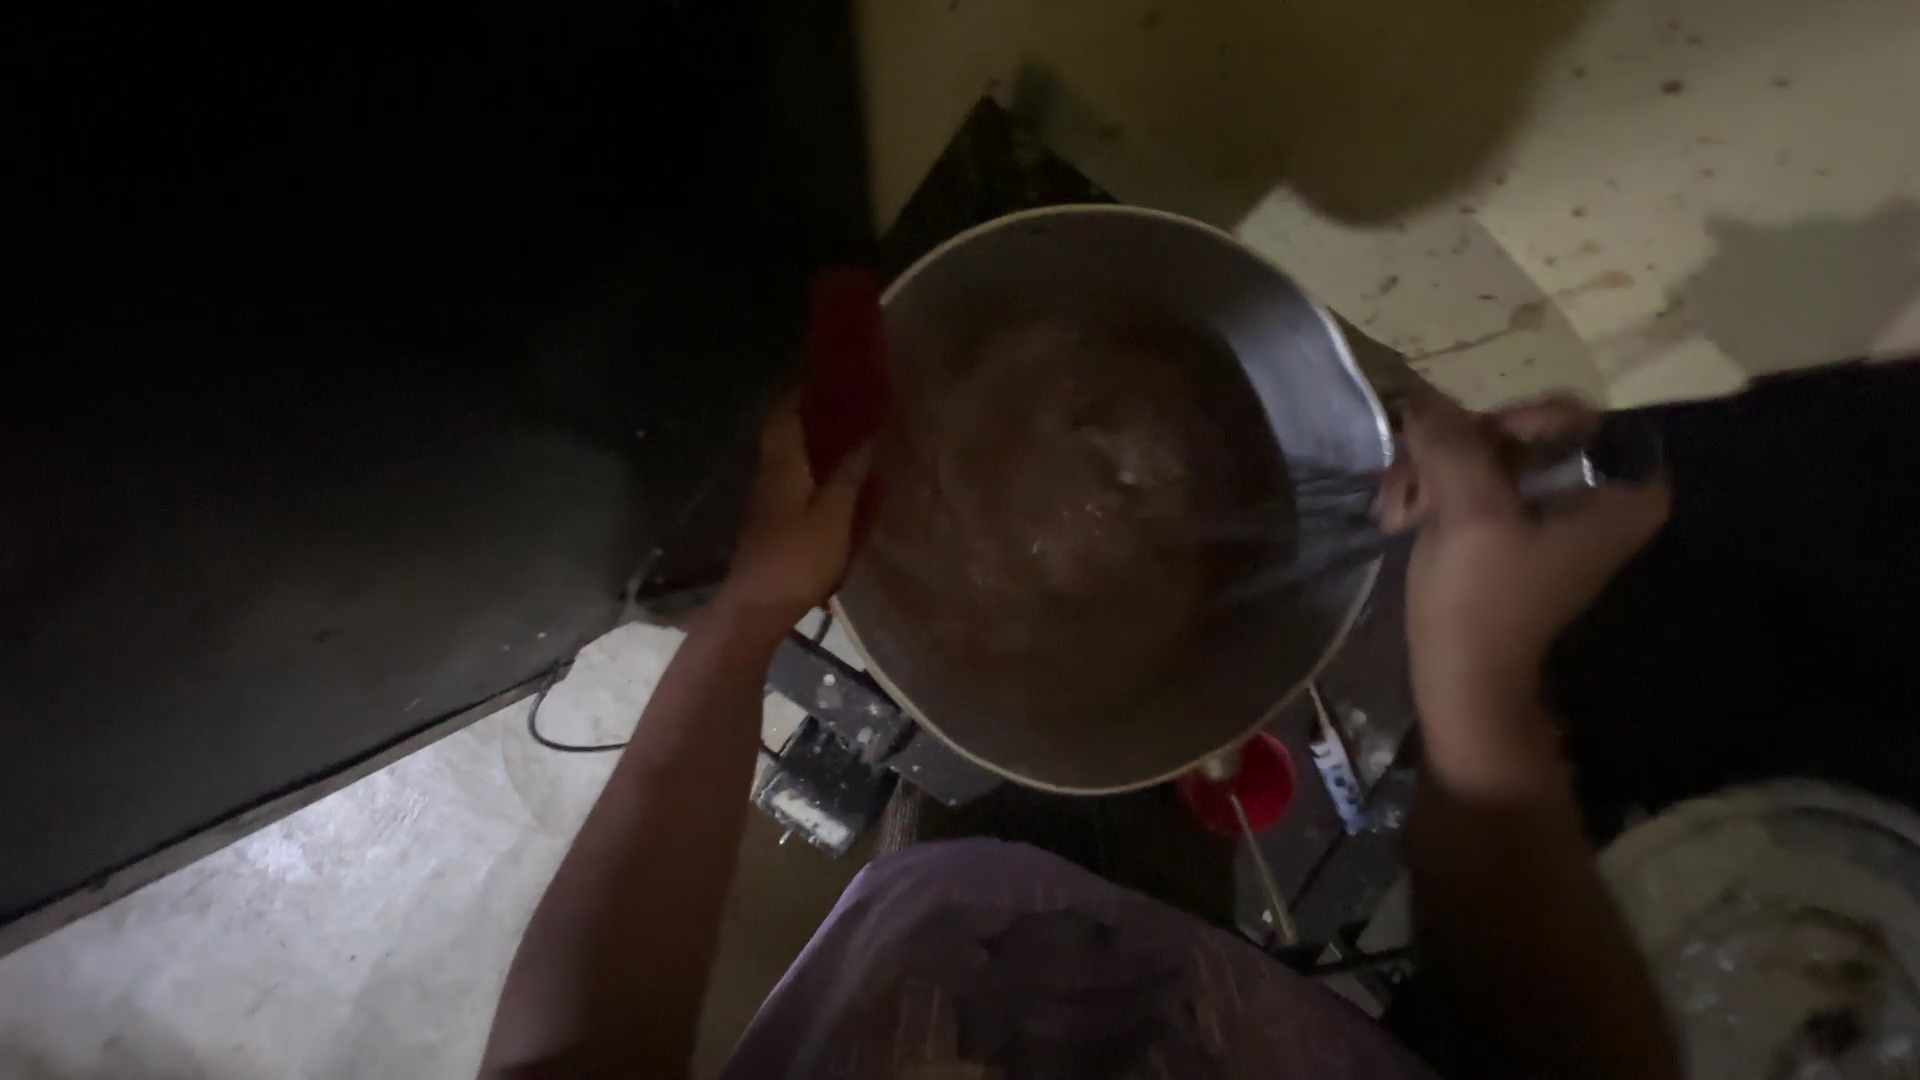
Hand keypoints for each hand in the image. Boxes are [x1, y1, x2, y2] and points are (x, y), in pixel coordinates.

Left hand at [716, 393, 872, 631]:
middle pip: (783, 434)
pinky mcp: (769, 522)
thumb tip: (866, 439)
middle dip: (808, 415)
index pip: (784, 415)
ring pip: (787, 458)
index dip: (799, 391)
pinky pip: (791, 481)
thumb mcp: (834, 515)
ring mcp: (766, 500)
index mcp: (782, 465)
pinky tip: (831, 478)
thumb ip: (848, 475)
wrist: (759, 605)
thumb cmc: (798, 556)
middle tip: (843, 405)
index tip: (823, 375)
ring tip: (844, 436)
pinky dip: (810, 470)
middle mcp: (768, 475)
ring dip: (810, 443)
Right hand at [1378, 394, 1669, 718]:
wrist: (1463, 673)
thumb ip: (1454, 447)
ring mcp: (1553, 510)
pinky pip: (1472, 484)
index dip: (1497, 426)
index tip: (1451, 460)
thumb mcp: (1470, 515)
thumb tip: (1421, 402)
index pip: (1560, 414)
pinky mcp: (1515, 527)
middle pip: (1515, 434)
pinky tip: (1402, 518)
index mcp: (1622, 487)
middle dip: (1450, 457)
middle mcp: (1599, 490)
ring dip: (1429, 476)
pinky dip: (1433, 494)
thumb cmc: (1480, 599)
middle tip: (1407, 490)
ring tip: (1396, 511)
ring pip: (1482, 457)